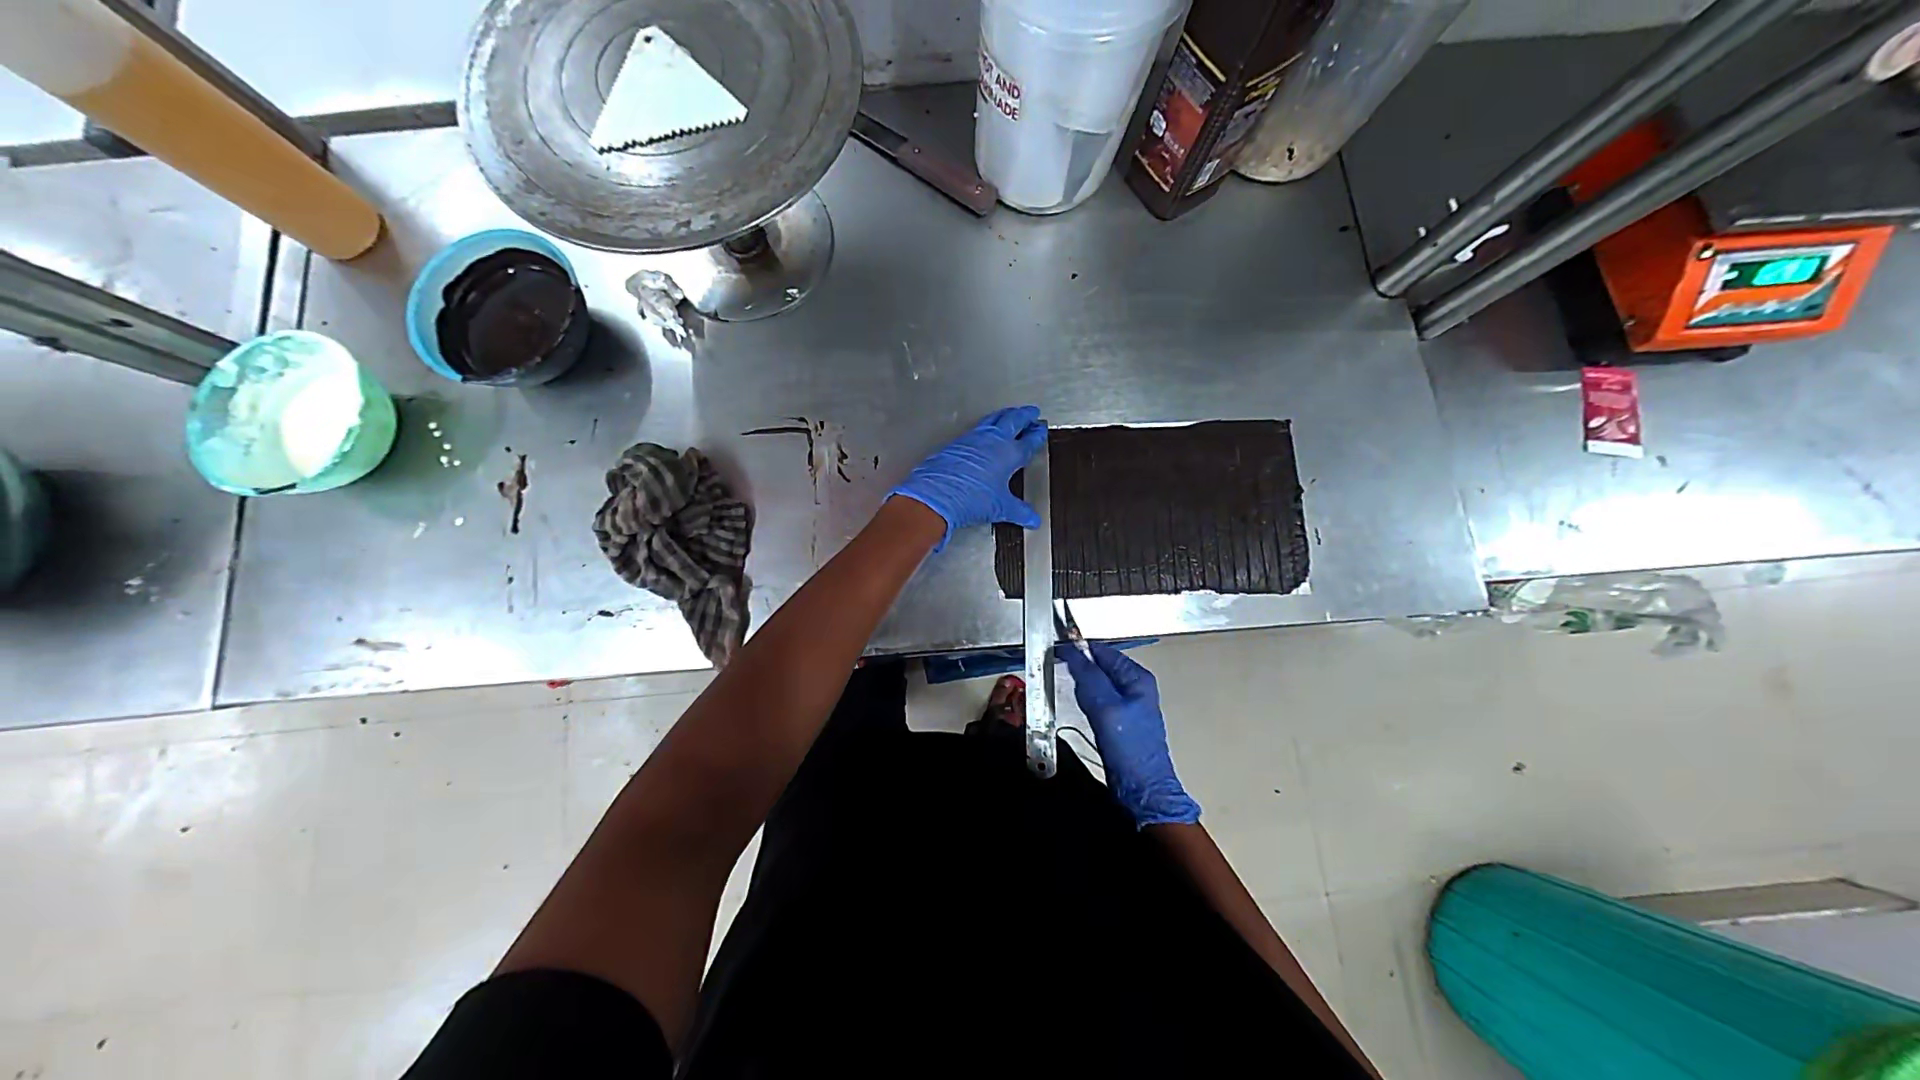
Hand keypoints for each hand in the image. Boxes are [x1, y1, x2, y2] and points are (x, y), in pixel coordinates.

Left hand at [889, 406, 1046, 551]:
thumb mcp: (1001, 508)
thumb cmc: (971, 497)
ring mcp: (973, 439)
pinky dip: (986, 425)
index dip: (1037, 434)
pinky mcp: (956, 443)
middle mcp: (992, 441)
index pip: (1029, 441)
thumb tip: (1031, 519)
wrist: (937, 496)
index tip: (1041, 429)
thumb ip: (1019, 512)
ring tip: (1010, 414)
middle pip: (1013, 420)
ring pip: (994, 419)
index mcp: (1009, 453)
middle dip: (1024, 416)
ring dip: (1005, 415)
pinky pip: (976, 428)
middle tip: (1032, 413)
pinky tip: (984, 431)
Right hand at [1057, 643, 1200, 827]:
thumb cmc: (1132, 751)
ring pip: (1095, 684)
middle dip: (1080, 671)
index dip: (1080, 649)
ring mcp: (1126, 705)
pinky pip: (1096, 702)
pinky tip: (1085, 713)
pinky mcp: (1117, 720)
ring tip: (1081, 701)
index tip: (1058, 649)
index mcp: (1137, 678)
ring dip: (1082, 688)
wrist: (1141, 787)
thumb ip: (1089, 676)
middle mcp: (1134, 688)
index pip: (1103, 650)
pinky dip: (1086, 703)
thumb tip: (1075, 652)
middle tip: (1069, 680)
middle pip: (1098, 666)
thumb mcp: (1106, 706)